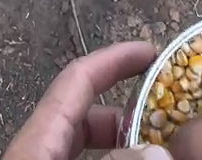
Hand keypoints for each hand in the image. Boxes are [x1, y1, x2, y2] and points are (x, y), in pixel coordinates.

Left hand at [1, 40, 157, 159]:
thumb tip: (156, 151)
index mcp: (35, 137)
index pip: (78, 78)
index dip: (115, 58)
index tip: (150, 51)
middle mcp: (37, 147)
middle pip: (85, 111)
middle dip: (127, 107)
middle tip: (165, 110)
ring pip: (86, 145)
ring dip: (122, 139)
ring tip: (158, 145)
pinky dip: (109, 158)